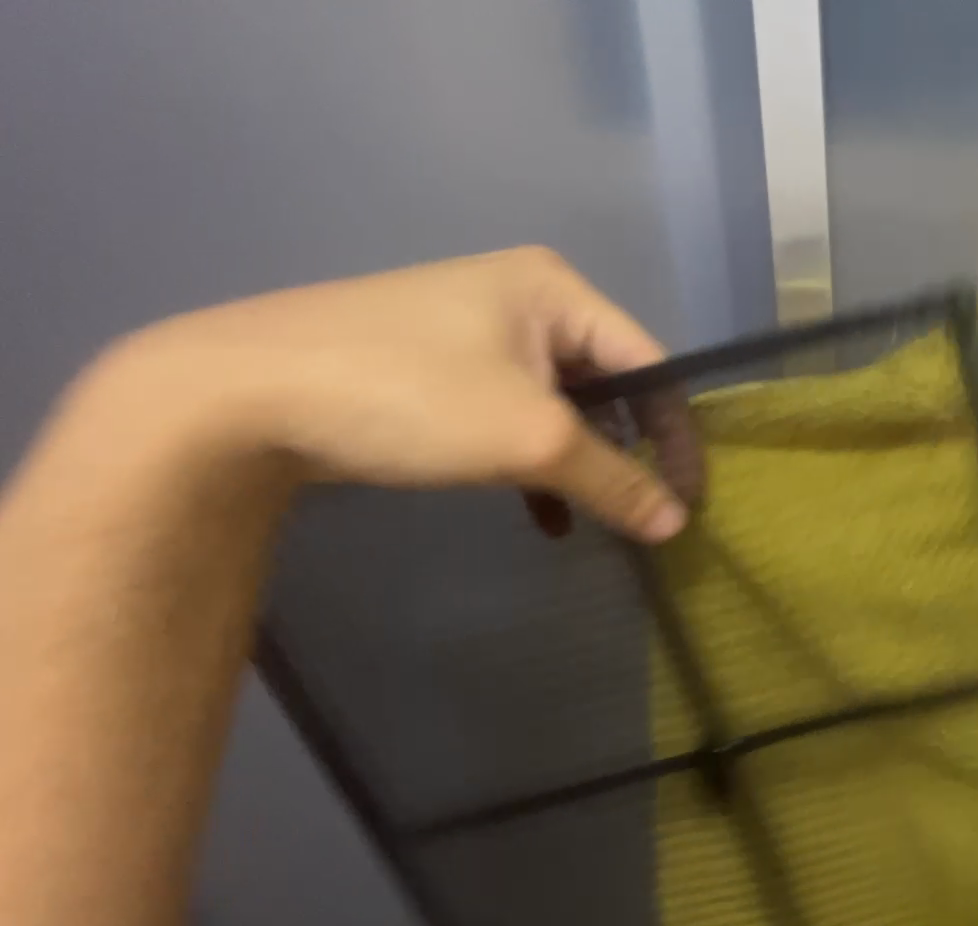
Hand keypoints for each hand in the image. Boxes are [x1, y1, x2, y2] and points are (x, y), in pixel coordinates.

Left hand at [88, 246, 697, 542]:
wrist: (232, 398)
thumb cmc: (408, 397)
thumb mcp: (531, 440)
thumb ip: (615, 481)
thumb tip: (676, 526)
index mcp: (557, 291)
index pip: (650, 366)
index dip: (677, 436)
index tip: (689, 499)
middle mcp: (525, 300)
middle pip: (610, 387)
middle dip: (628, 454)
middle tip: (643, 511)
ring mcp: (479, 333)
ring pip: (564, 408)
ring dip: (583, 467)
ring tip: (594, 518)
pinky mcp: (442, 369)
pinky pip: (518, 418)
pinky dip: (537, 466)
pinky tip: (542, 515)